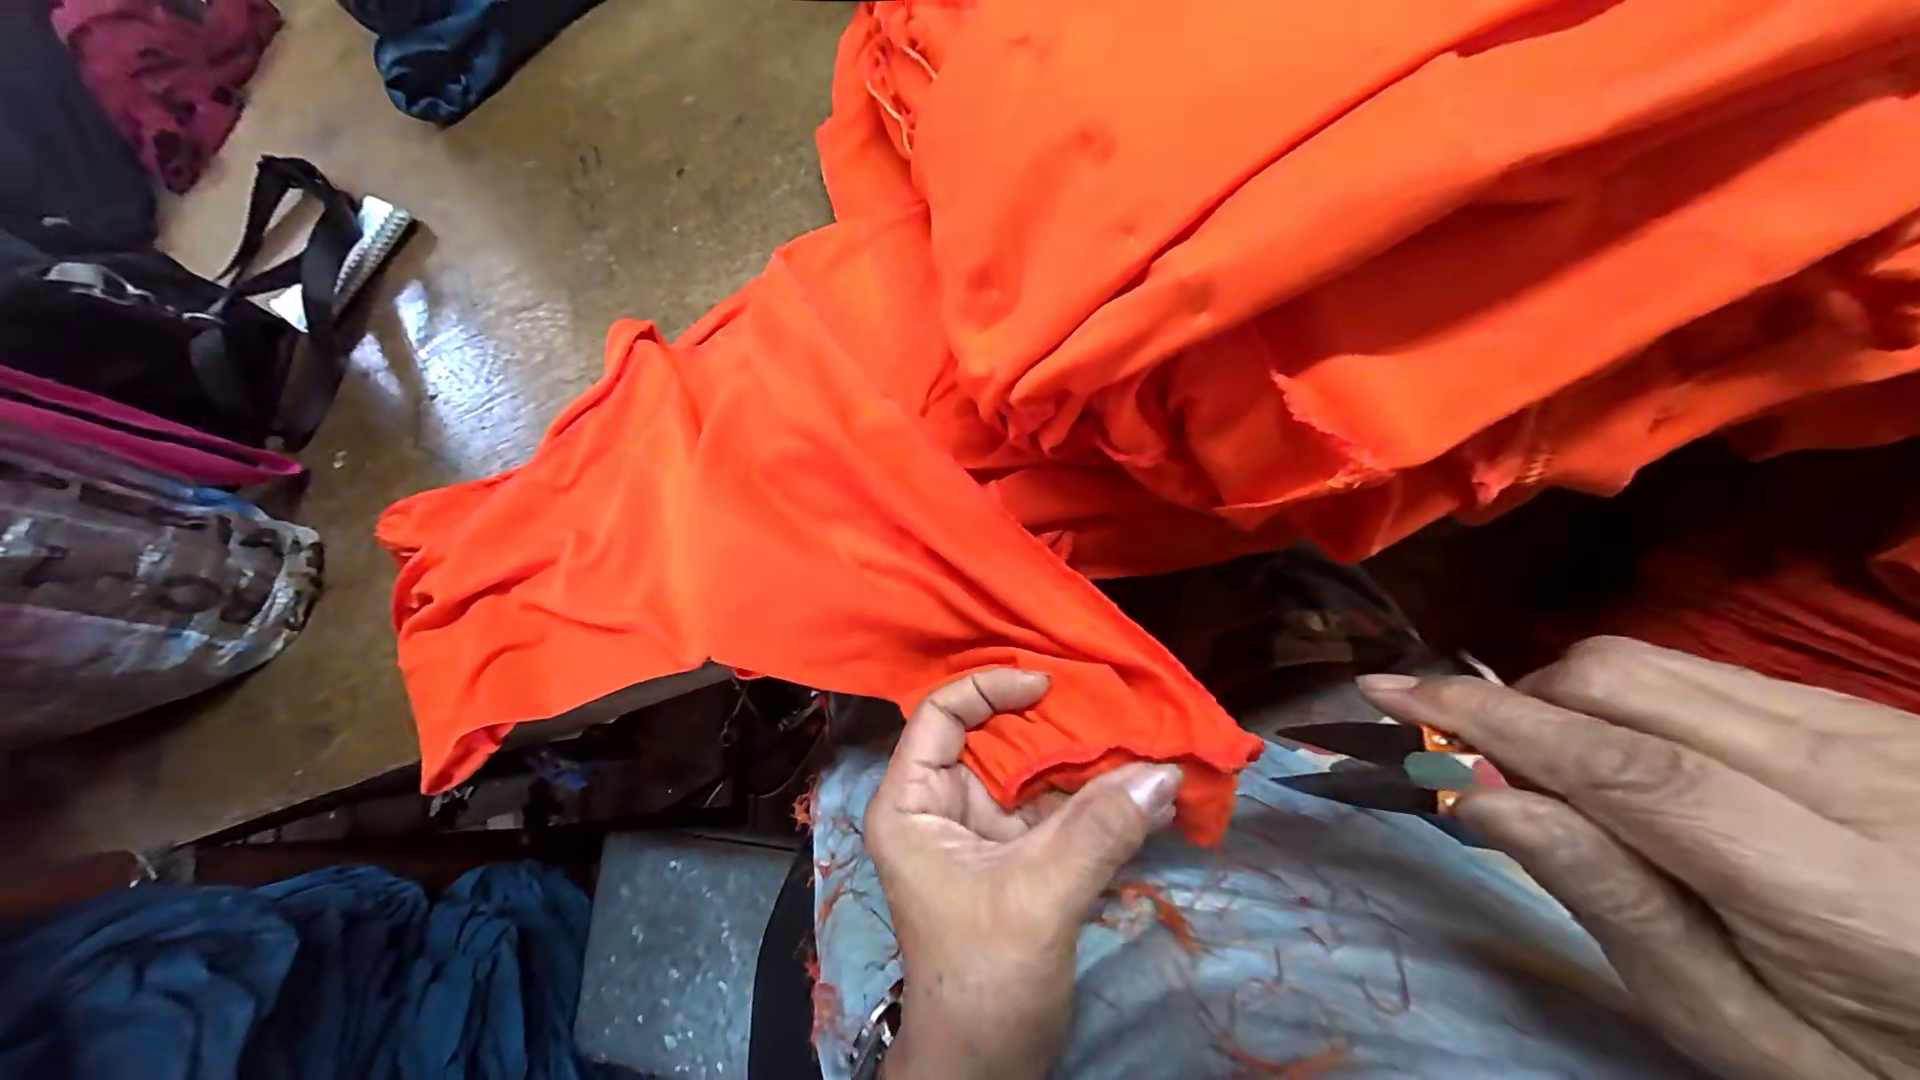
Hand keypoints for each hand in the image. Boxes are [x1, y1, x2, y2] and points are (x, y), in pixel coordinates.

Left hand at [864, 669, 1183, 1079]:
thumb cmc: (985, 979)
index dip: (987, 688)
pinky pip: (1049, 802)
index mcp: (912, 803)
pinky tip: (1131, 779)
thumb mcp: (1038, 897)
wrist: (986, 1066)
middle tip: (1098, 696)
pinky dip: (1088, 791)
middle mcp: (940, 804)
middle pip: (987, 734)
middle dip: (1042, 716)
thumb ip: (1097, 832)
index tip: (1044, 683)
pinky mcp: (1012, 850)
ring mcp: (978, 827)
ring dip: (1073, 753)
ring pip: (1024, 767)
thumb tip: (1161, 772)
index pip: (939, 716)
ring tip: (1125, 727)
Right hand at [1358, 638, 1919, 1079]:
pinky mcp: (1874, 711)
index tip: (1383, 689)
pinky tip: (1629, 752)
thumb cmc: (1866, 1056)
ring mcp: (1888, 734)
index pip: (1627, 770)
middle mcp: (1883, 787)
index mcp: (1858, 901)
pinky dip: (1619, 697)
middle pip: (1623, 686)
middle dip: (1514, 704)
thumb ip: (1610, 903)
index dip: (1489, 718)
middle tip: (1476, 758)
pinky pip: (1695, 668)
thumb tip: (1476, 798)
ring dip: (1559, 699)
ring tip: (1556, 764)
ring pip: (1648, 662)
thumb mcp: (1732, 1026)